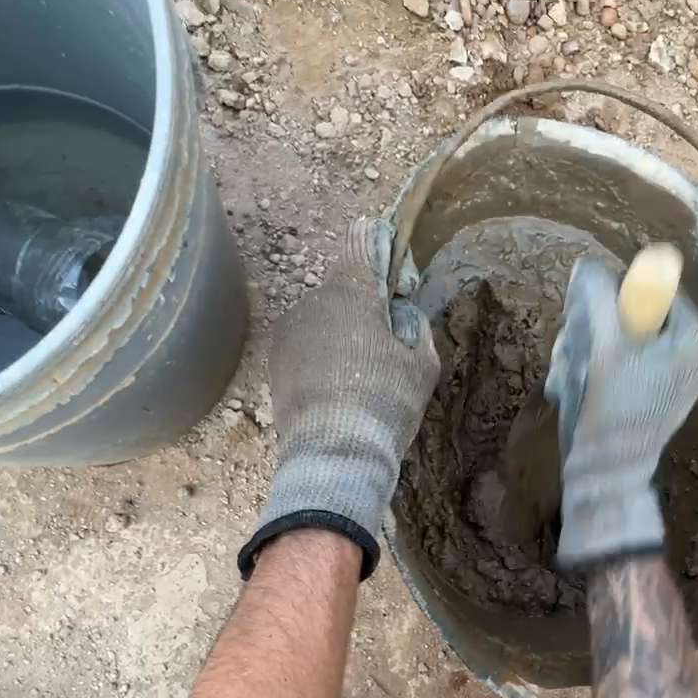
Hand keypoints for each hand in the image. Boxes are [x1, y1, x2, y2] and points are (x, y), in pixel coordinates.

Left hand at [239, 219, 440, 580]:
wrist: (335, 454)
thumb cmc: (387, 403)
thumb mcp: (422, 365)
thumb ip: (415, 326)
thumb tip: (402, 312)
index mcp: (351, 290)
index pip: (361, 243)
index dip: (378, 247)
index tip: (391, 269)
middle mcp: (312, 299)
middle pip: (343, 290)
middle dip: (362, 308)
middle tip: (384, 345)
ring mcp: (288, 331)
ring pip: (322, 319)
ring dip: (340, 335)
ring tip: (360, 378)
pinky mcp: (275, 361)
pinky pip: (306, 346)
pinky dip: (321, 358)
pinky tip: (337, 390)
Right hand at [546, 254, 697, 566]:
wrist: (607, 475)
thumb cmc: (616, 412)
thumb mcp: (608, 348)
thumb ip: (601, 299)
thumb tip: (588, 265)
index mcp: (697, 339)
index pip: (653, 292)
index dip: (614, 301)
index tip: (589, 323)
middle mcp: (690, 354)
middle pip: (631, 314)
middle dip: (593, 331)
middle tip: (576, 352)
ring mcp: (668, 375)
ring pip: (615, 337)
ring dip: (582, 350)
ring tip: (572, 376)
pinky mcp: (646, 393)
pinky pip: (614, 361)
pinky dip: (589, 369)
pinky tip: (574, 387)